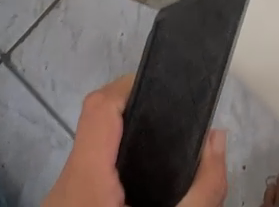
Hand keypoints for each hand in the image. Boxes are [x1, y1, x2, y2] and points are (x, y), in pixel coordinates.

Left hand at [42, 75, 228, 206]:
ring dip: (128, 158)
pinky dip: (117, 183)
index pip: (98, 106)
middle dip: (139, 126)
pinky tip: (144, 195)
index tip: (166, 85)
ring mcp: (59, 206)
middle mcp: (63, 189)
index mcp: (85, 181)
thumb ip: (204, 189)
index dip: (130, 84)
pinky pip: (88, 189)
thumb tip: (218, 139)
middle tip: (179, 128)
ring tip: (168, 162)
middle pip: (98, 133)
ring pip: (92, 164)